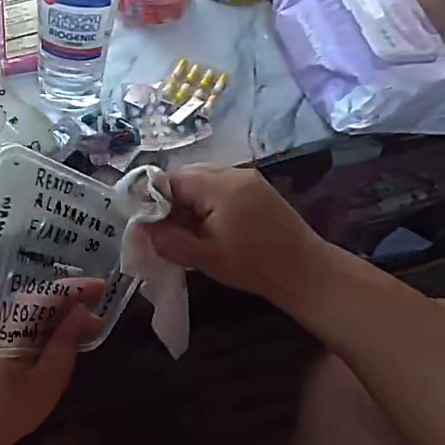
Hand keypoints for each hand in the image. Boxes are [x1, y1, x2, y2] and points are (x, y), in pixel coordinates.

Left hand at [0, 278, 104, 444]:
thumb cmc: (8, 412)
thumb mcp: (48, 380)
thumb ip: (66, 342)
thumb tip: (82, 313)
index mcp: (10, 322)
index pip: (48, 292)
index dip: (77, 287)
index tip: (103, 288)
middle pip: (35, 297)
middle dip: (67, 302)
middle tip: (95, 315)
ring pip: (24, 311)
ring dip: (52, 315)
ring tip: (79, 328)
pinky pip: (14, 324)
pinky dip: (36, 326)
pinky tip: (51, 341)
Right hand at [139, 165, 326, 302]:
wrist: (304, 271)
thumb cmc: (252, 265)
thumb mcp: (203, 258)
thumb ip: (167, 240)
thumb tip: (139, 226)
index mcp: (220, 185)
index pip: (170, 179)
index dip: (152, 199)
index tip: (146, 224)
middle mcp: (234, 173)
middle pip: (186, 176)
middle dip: (169, 201)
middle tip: (165, 230)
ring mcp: (248, 178)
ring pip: (202, 181)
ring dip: (187, 202)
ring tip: (186, 231)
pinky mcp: (256, 188)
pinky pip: (218, 187)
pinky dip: (205, 203)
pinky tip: (207, 227)